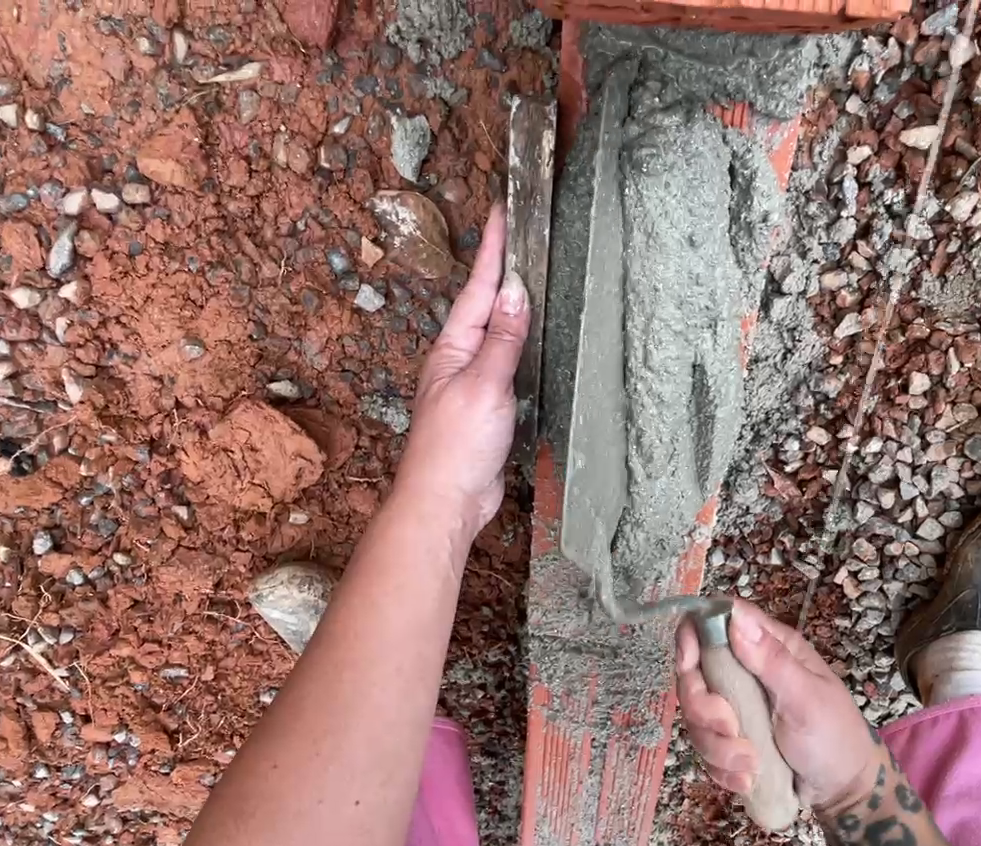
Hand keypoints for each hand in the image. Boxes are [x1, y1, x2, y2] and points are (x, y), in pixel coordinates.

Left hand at [393, 205, 527, 540]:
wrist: (447, 500)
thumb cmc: (455, 445)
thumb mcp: (482, 385)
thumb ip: (502, 341)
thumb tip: (517, 293)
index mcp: (453, 348)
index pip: (478, 288)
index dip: (492, 249)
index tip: (503, 210)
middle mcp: (461, 361)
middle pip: (487, 307)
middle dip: (503, 270)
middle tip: (522, 234)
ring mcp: (474, 385)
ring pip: (498, 337)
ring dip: (513, 308)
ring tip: (532, 277)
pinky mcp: (489, 409)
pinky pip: (508, 367)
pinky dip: (521, 348)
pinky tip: (533, 343)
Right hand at [674, 600, 884, 816]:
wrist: (842, 789)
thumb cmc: (835, 735)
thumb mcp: (807, 698)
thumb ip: (772, 660)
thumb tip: (736, 618)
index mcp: (765, 646)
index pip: (714, 622)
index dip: (692, 637)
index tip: (690, 665)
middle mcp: (742, 670)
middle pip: (693, 673)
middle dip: (703, 708)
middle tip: (731, 731)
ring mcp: (732, 705)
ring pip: (694, 716)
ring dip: (716, 746)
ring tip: (751, 764)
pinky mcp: (727, 737)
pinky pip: (703, 746)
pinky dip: (721, 767)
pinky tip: (748, 778)